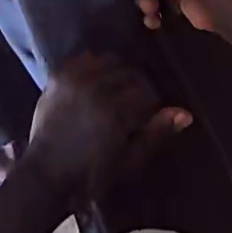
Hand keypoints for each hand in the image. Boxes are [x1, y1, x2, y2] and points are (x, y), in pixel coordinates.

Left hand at [25, 53, 189, 199]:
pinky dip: (94, 66)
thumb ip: (155, 134)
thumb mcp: (129, 162)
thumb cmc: (92, 174)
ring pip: (108, 59)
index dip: (151, 102)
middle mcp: (96, 87)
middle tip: (131, 105)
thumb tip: (184, 113)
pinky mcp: (59, 73)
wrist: (47, 173)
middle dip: (135, 86)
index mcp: (115, 110)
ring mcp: (75, 77)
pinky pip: (84, 58)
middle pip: (128, 71)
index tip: (146, 115)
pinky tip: (94, 83)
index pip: (146, 90)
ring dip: (115, 72)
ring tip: (113, 92)